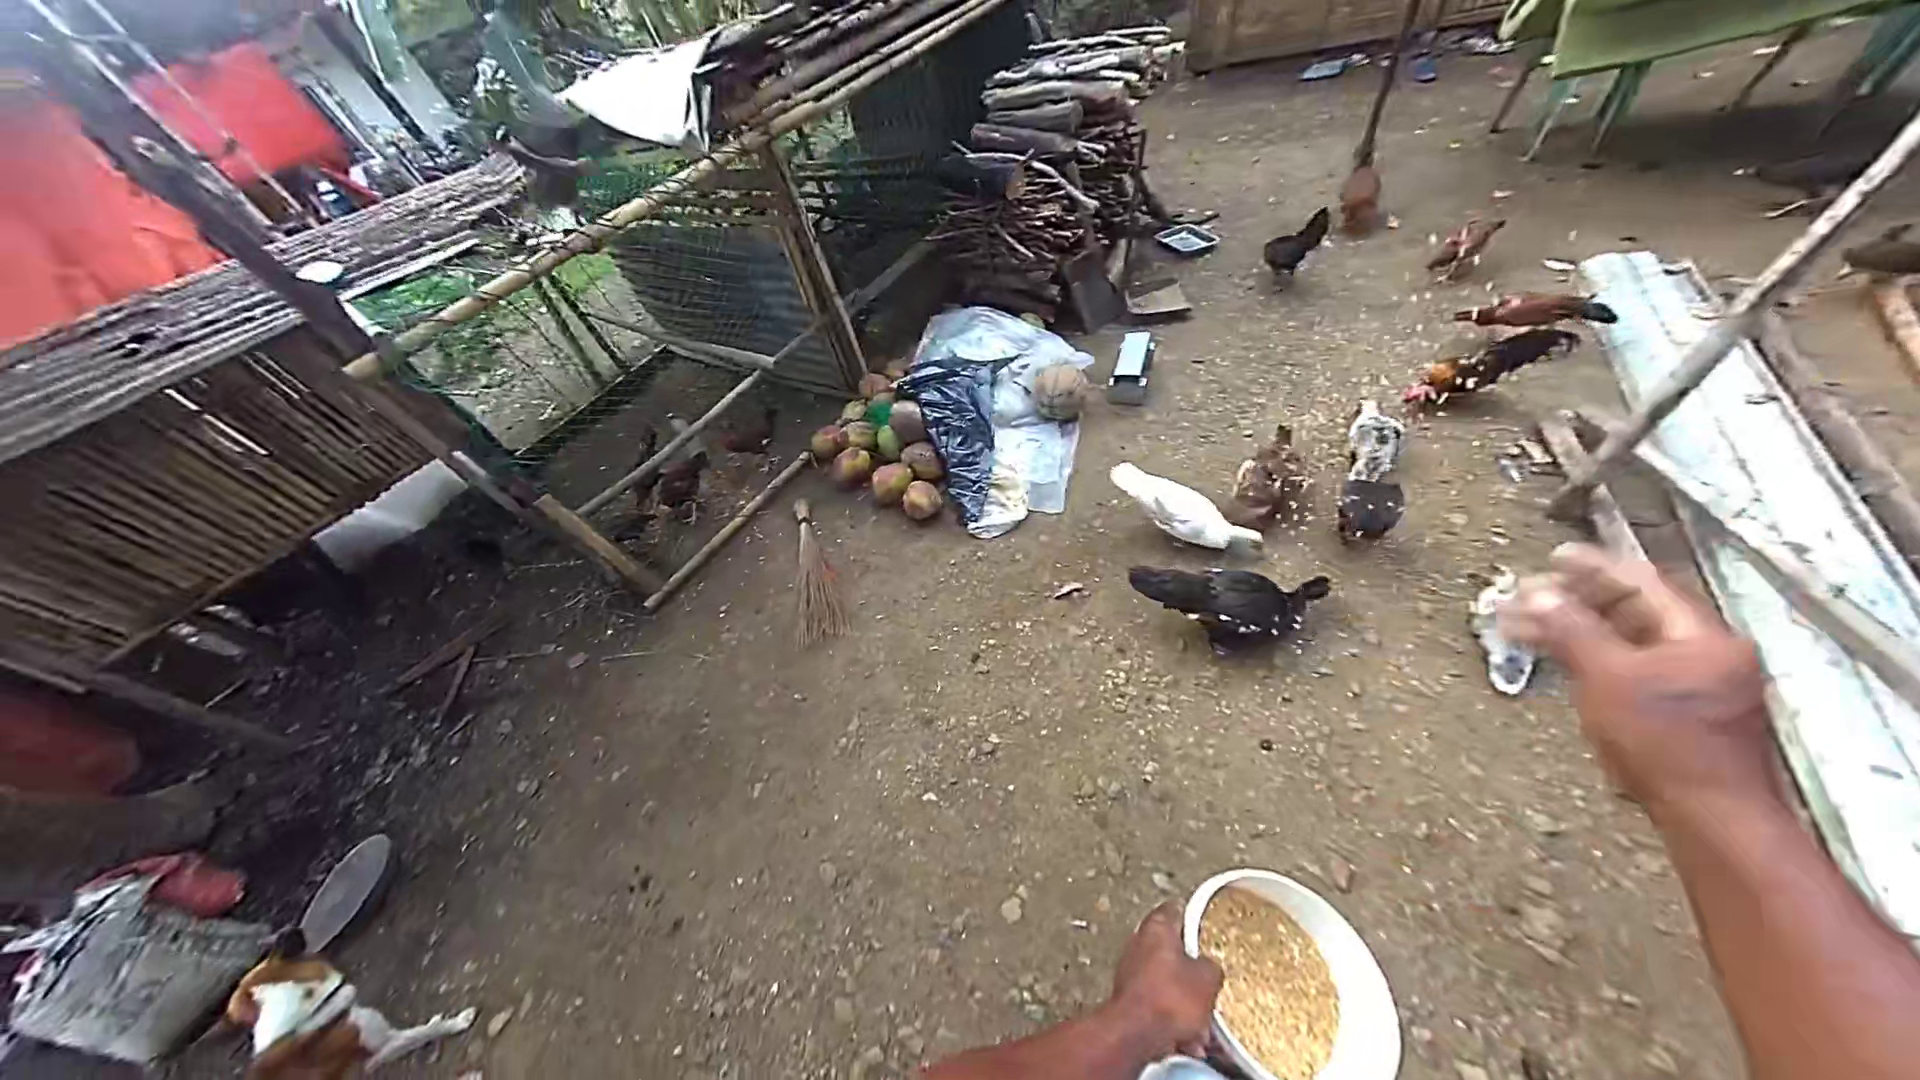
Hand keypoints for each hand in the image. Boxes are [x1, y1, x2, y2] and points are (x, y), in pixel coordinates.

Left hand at [1107, 901, 1222, 1056]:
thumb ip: (1211, 966)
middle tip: (1208, 985)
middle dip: (1191, 970)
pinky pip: (1157, 1001)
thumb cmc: (1169, 998)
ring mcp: (1130, 967)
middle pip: (1172, 949)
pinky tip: (1187, 1036)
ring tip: (1201, 1022)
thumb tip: (1209, 967)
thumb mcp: (1208, 979)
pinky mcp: (1129, 995)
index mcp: (1157, 926)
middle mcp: (1139, 940)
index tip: (1202, 924)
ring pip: (1166, 979)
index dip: (1191, 916)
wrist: (1137, 1033)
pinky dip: (1171, 1015)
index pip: (1175, 910)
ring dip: (1184, 999)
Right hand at [1498, 544, 1777, 816]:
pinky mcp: (1667, 701)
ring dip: (1570, 624)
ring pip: (1620, 635)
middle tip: (1528, 590)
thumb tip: (1536, 595)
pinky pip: (1618, 659)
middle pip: (1631, 608)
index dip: (1595, 567)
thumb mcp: (1607, 677)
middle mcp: (1701, 652)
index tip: (1555, 556)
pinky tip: (1549, 650)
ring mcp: (1686, 678)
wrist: (1701, 808)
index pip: (1644, 586)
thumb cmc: (1666, 744)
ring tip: (1524, 619)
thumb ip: (1570, 630)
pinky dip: (1581, 650)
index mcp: (1702, 638)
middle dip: (1574, 597)